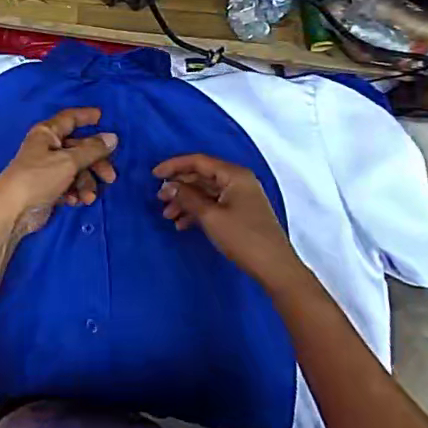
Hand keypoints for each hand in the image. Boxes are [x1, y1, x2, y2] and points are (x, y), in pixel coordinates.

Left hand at [0, 108, 118, 236]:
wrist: (12, 213)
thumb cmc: (38, 178)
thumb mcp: (69, 161)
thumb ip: (92, 149)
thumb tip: (113, 137)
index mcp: (47, 134)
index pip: (70, 118)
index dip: (86, 116)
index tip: (103, 117)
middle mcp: (47, 148)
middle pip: (80, 148)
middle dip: (96, 163)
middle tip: (109, 177)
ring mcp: (47, 169)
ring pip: (77, 169)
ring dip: (86, 183)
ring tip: (88, 197)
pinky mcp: (48, 188)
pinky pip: (69, 184)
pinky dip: (75, 192)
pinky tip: (75, 201)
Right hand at [153, 154, 301, 286]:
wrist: (273, 266)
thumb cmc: (243, 237)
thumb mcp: (211, 216)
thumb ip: (188, 198)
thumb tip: (169, 186)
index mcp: (235, 174)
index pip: (200, 161)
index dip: (175, 166)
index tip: (154, 175)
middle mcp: (238, 180)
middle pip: (202, 176)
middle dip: (179, 186)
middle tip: (159, 200)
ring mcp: (240, 196)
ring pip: (206, 192)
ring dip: (186, 201)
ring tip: (168, 216)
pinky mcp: (240, 212)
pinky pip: (213, 204)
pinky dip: (197, 212)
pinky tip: (182, 224)